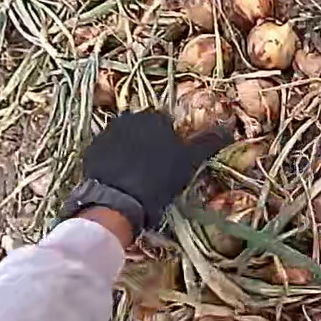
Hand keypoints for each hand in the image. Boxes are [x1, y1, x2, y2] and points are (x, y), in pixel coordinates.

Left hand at [79, 111, 228, 230]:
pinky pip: (108, 153)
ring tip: (140, 176)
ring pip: (126, 140)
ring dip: (133, 152)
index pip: (167, 123)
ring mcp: (105, 134)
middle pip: (145, 129)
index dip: (172, 141)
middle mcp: (127, 118)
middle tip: (158, 169)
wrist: (117, 202)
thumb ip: (209, 142)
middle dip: (151, 143)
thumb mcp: (190, 161)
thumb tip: (230, 128)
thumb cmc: (159, 178)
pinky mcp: (90, 152)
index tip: (174, 160)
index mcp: (153, 117)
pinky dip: (115, 162)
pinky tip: (123, 179)